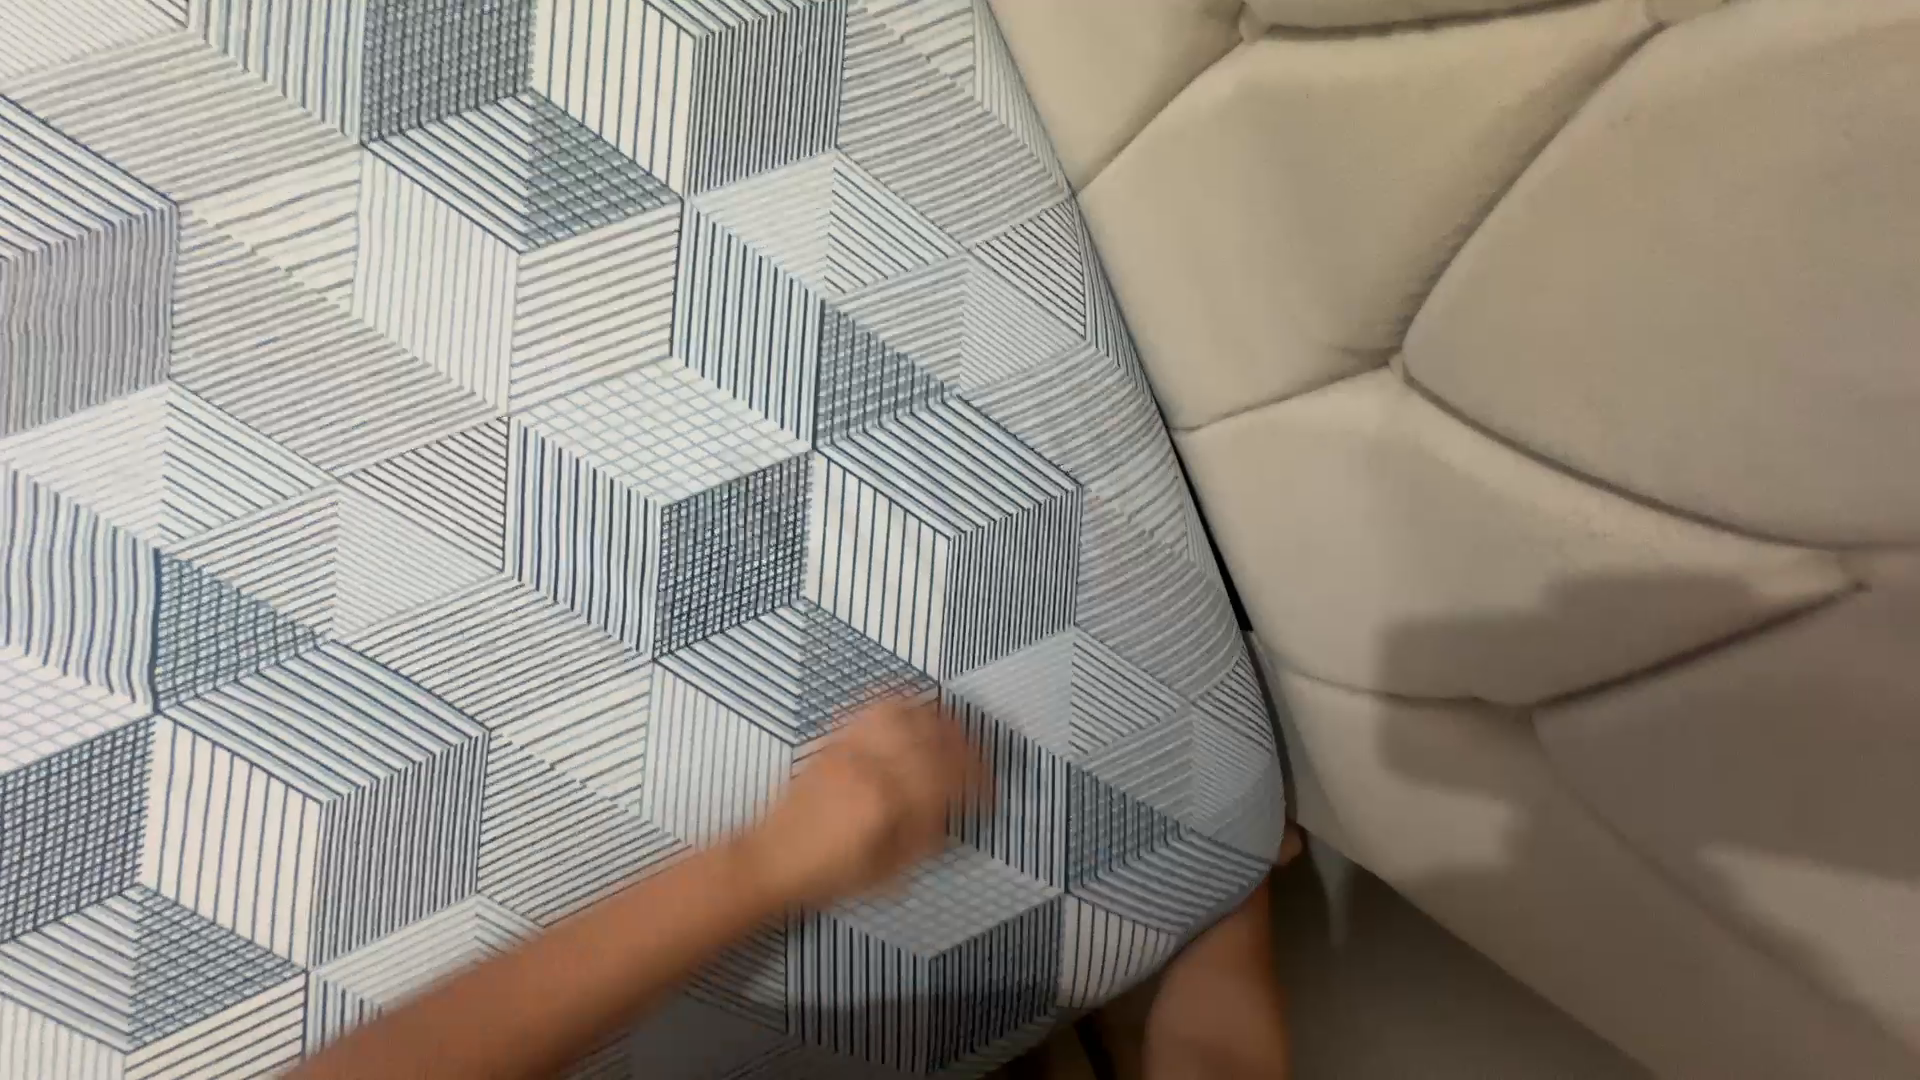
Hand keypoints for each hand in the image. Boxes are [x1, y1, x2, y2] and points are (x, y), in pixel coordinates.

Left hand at [730, 700, 980, 908]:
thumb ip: (926, 837)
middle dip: (966, 744)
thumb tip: (955, 811)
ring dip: (937, 718)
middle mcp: (871, 767)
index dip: (977, 779)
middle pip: (932, 739)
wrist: (771, 859)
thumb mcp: (887, 871)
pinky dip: (901, 703)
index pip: (947, 777)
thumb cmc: (829, 875)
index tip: (990, 788)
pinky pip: (874, 708)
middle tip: (980, 755)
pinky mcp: (836, 739)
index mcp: (888, 804)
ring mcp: (851, 747)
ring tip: (953, 729)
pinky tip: (914, 709)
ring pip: (907, 714)